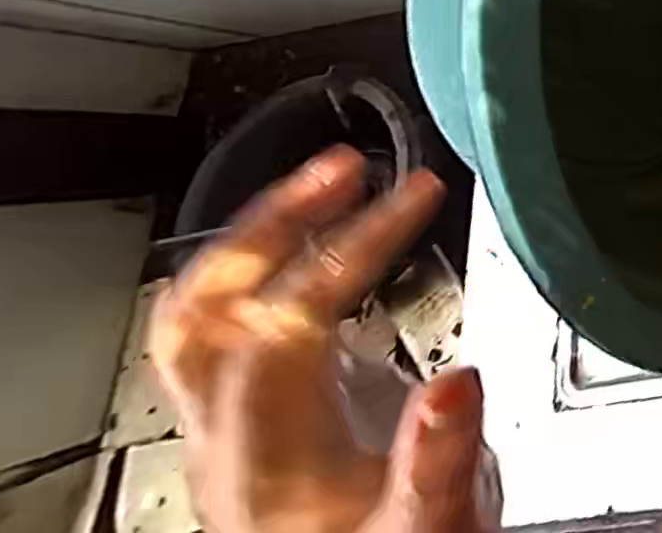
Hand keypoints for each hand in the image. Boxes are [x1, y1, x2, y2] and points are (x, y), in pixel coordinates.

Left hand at [149, 146, 493, 532]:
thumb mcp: (435, 522)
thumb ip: (441, 462)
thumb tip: (455, 382)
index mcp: (273, 454)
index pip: (286, 320)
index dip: (354, 243)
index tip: (422, 191)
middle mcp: (235, 432)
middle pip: (206, 311)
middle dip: (276, 220)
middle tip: (347, 165)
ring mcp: (240, 417)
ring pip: (205, 312)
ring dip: (266, 233)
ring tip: (333, 182)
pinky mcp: (269, 403)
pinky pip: (242, 317)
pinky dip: (280, 261)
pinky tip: (336, 241)